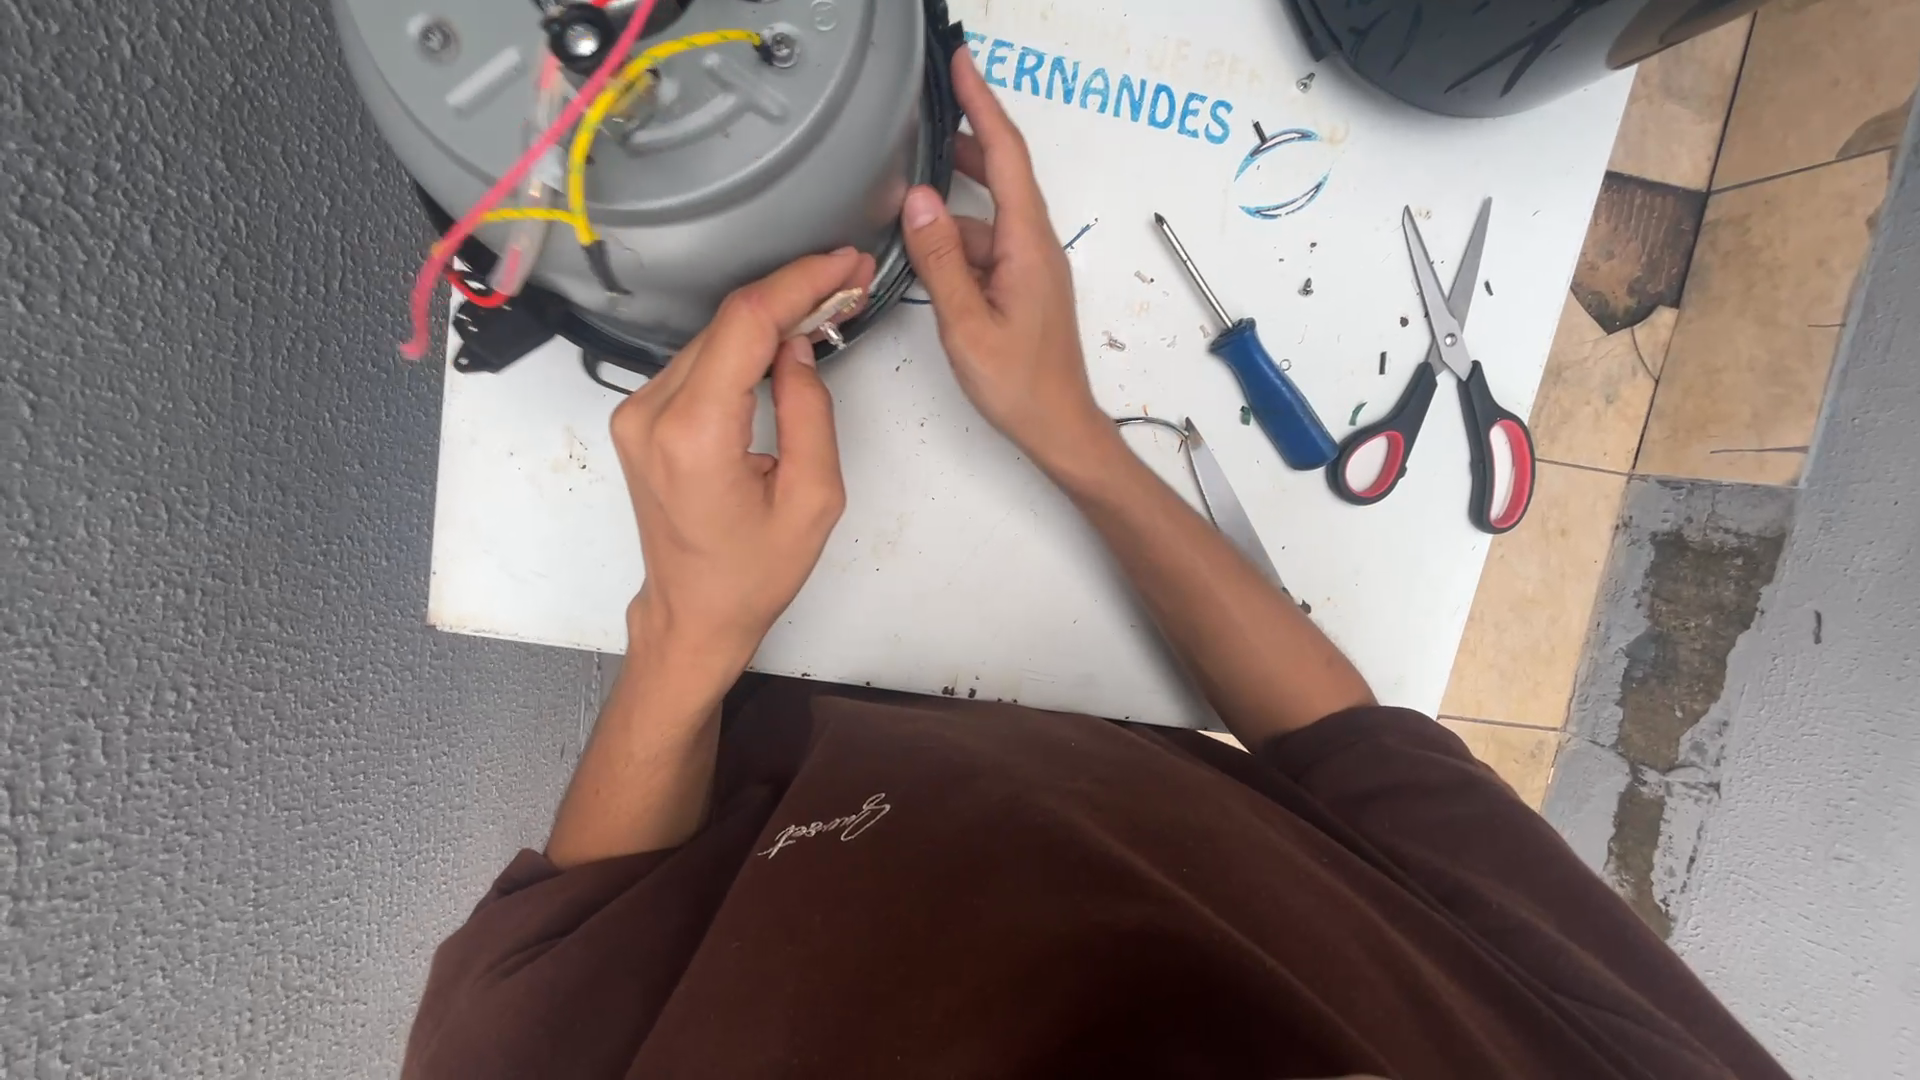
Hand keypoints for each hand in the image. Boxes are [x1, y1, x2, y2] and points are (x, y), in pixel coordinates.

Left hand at [610, 249, 874, 685]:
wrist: (693, 612)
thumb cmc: (755, 572)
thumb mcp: (814, 499)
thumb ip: (811, 412)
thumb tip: (799, 347)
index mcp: (694, 435)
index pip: (746, 324)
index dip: (801, 282)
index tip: (846, 264)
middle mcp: (650, 413)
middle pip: (727, 323)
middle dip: (793, 294)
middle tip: (850, 282)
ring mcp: (636, 413)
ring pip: (713, 337)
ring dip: (770, 317)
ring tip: (827, 307)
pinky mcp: (640, 418)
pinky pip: (699, 362)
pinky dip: (744, 344)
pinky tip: (783, 343)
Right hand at [900, 48, 1116, 474]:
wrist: (1057, 425)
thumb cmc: (1018, 384)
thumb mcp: (967, 322)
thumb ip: (940, 260)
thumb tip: (919, 199)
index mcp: (1027, 245)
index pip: (1006, 156)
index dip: (982, 105)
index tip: (961, 63)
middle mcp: (1035, 246)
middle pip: (1001, 177)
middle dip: (966, 143)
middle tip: (925, 119)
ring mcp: (1031, 268)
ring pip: (988, 218)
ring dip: (953, 204)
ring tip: (908, 196)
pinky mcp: (1023, 288)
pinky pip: (987, 248)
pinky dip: (957, 241)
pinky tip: (928, 252)